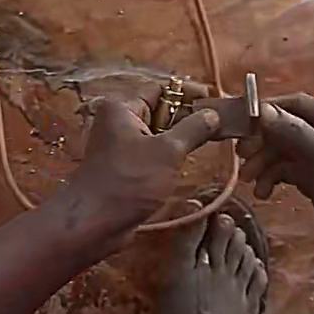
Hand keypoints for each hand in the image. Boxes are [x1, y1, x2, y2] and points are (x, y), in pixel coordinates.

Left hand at [61, 98, 223, 242]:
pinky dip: (170, 154)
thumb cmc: (129, 181)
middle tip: (220, 122)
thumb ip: (193, 129)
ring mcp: (122, 145)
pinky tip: (191, 159)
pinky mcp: (126, 167)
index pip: (161, 89)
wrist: (93, 223)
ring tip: (212, 138)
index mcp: (123, 107)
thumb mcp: (168, 152)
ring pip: (159, 133)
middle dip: (188, 116)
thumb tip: (213, 113)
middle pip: (161, 110)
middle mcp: (120, 121)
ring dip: (181, 137)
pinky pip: (153, 152)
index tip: (215, 99)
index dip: (189, 93)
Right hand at [238, 94, 313, 267]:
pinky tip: (265, 192)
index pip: (297, 104)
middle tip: (242, 158)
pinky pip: (289, 170)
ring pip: (285, 150)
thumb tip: (263, 110)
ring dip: (265, 162)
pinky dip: (274, 178)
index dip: (268, 110)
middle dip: (263, 141)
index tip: (241, 125)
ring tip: (251, 182)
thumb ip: (296, 135)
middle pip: (287, 127)